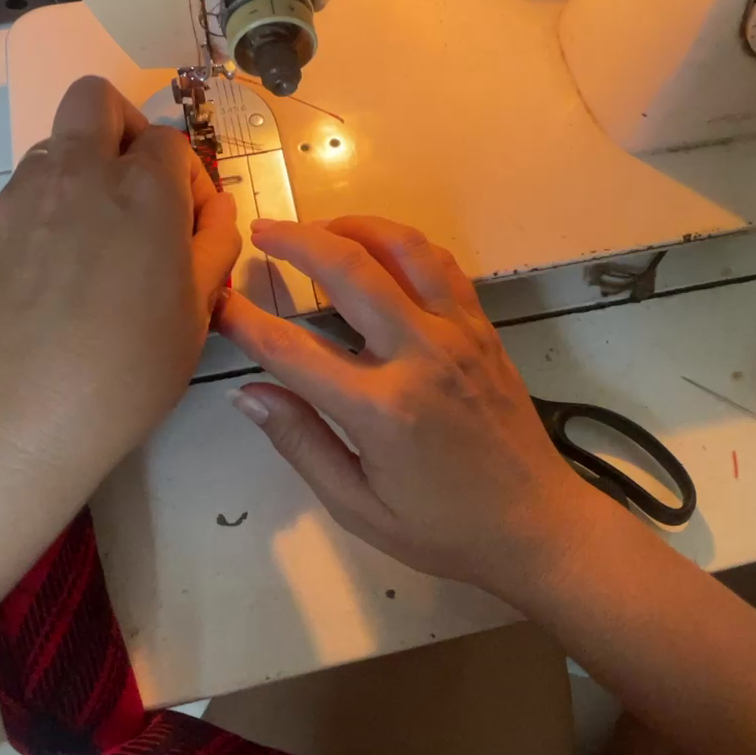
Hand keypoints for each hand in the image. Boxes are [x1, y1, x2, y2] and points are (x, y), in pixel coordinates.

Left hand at [0, 76, 239, 485]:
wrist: (32, 412)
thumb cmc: (134, 364)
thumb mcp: (200, 307)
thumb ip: (215, 242)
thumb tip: (212, 208)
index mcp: (143, 190)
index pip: (169, 140)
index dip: (188, 175)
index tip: (189, 221)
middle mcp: (78, 174)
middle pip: (95, 100)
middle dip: (124, 128)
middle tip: (136, 188)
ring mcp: (21, 197)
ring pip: (53, 147)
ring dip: (82, 172)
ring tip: (93, 241)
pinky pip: (22, 197)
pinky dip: (46, 214)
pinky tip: (54, 276)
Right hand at [215, 216, 601, 599]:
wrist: (536, 524)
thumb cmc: (442, 528)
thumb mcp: (358, 505)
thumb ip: (301, 443)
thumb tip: (248, 394)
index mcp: (381, 408)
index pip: (293, 350)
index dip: (247, 321)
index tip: (219, 301)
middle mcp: (421, 354)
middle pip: (349, 270)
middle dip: (297, 241)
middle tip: (263, 230)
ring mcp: (458, 333)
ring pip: (403, 249)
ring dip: (355, 226)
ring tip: (321, 229)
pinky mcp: (482, 328)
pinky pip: (442, 265)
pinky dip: (404, 244)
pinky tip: (382, 250)